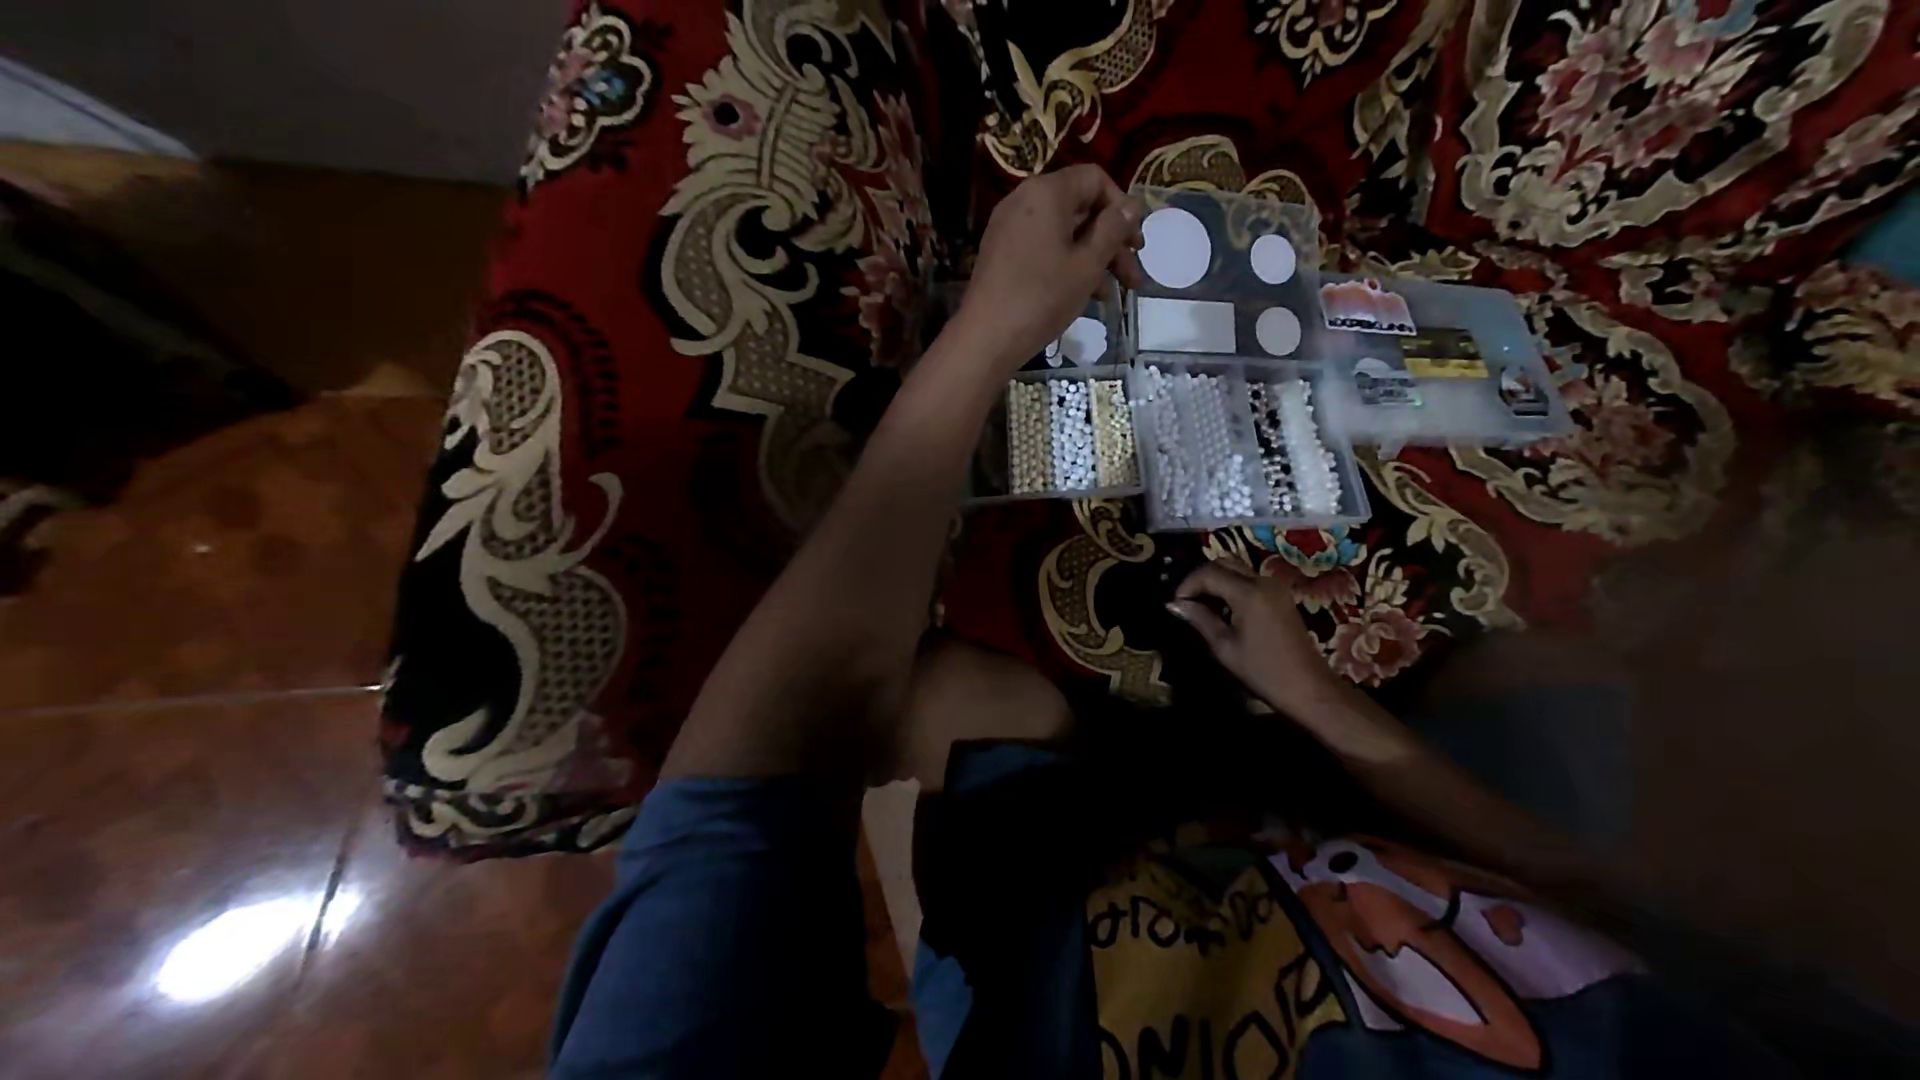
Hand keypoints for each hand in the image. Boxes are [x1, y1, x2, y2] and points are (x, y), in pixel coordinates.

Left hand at [954, 164, 1143, 371]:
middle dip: (1111, 242)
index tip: (1135, 242)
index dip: (1122, 207)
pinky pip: (1043, 248)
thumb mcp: (1087, 265)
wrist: (986, 338)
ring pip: (1063, 233)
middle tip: (1133, 276)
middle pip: (1080, 209)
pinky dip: (1066, 264)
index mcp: (1047, 192)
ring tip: (1113, 294)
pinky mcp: (1001, 253)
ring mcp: (1009, 228)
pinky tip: (1085, 295)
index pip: (1095, 179)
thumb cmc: (1042, 298)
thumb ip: (1112, 231)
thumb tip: (1130, 206)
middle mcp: (1024, 200)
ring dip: (1093, 259)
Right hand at [1167, 561, 1349, 720]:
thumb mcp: (1224, 646)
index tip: (1175, 604)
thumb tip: (1174, 604)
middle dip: (1200, 578)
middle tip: (1186, 601)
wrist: (1309, 688)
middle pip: (1223, 563)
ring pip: (1237, 569)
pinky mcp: (1281, 596)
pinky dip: (1231, 586)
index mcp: (1248, 592)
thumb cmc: (1263, 670)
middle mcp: (1263, 581)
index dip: (1187, 585)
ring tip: (1201, 605)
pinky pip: (1249, 579)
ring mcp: (1275, 587)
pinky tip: (1222, 608)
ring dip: (1216, 581)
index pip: (1208, 573)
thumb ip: (1200, 619)